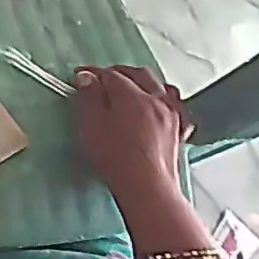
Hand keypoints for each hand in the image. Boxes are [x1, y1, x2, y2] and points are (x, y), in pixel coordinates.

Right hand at [72, 65, 190, 207]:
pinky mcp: (179, 130)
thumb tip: (87, 77)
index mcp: (132, 96)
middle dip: (119, 71)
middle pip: (139, 74)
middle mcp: (156, 99)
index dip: (93, 72)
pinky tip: (157, 106)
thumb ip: (89, 97)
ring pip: (159, 86)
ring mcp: (172, 114)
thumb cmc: (114, 156)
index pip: (111, 74)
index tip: (79, 74)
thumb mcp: (91, 125)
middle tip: (101, 77)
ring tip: (130, 87)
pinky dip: (162, 99)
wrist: (147, 186)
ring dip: (142, 81)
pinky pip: (174, 105)